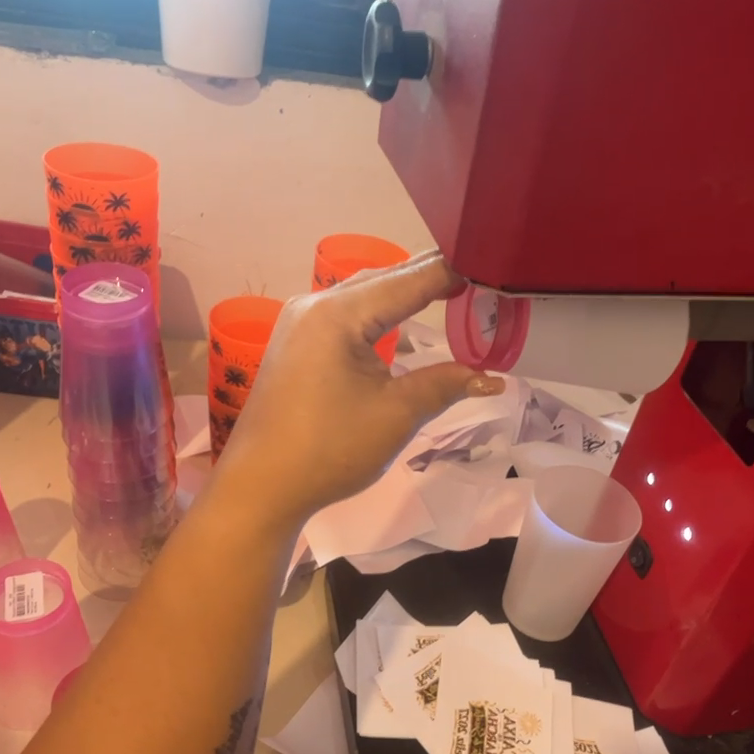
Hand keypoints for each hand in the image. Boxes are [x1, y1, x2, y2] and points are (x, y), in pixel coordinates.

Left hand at [214, 253, 502, 525]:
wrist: (261, 487)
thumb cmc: (329, 450)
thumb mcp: (395, 415)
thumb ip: (444, 385)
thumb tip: (493, 378)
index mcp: (338, 314)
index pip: (408, 280)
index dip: (451, 272)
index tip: (492, 266)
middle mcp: (314, 305)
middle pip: (383, 279)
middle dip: (430, 276)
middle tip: (480, 274)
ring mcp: (300, 323)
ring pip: (363, 296)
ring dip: (404, 293)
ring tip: (451, 290)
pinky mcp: (296, 344)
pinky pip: (346, 315)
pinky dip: (380, 313)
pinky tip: (402, 320)